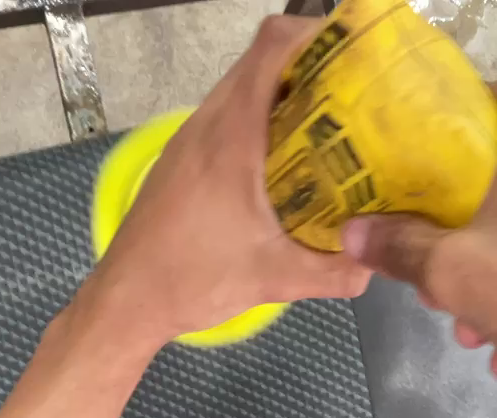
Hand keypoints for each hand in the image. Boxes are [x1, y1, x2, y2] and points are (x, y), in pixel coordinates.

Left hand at [83, 16, 371, 347]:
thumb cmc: (192, 281)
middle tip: (353, 102)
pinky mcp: (176, 163)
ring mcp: (186, 141)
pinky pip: (222, 121)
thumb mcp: (273, 279)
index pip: (274, 44)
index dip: (318, 35)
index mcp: (232, 135)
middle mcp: (205, 123)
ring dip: (281, 101)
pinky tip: (277, 169)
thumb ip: (331, 273)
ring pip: (240, 92)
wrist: (125, 302)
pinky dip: (255, 127)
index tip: (356, 58)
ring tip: (324, 134)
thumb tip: (371, 266)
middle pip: (262, 61)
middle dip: (311, 70)